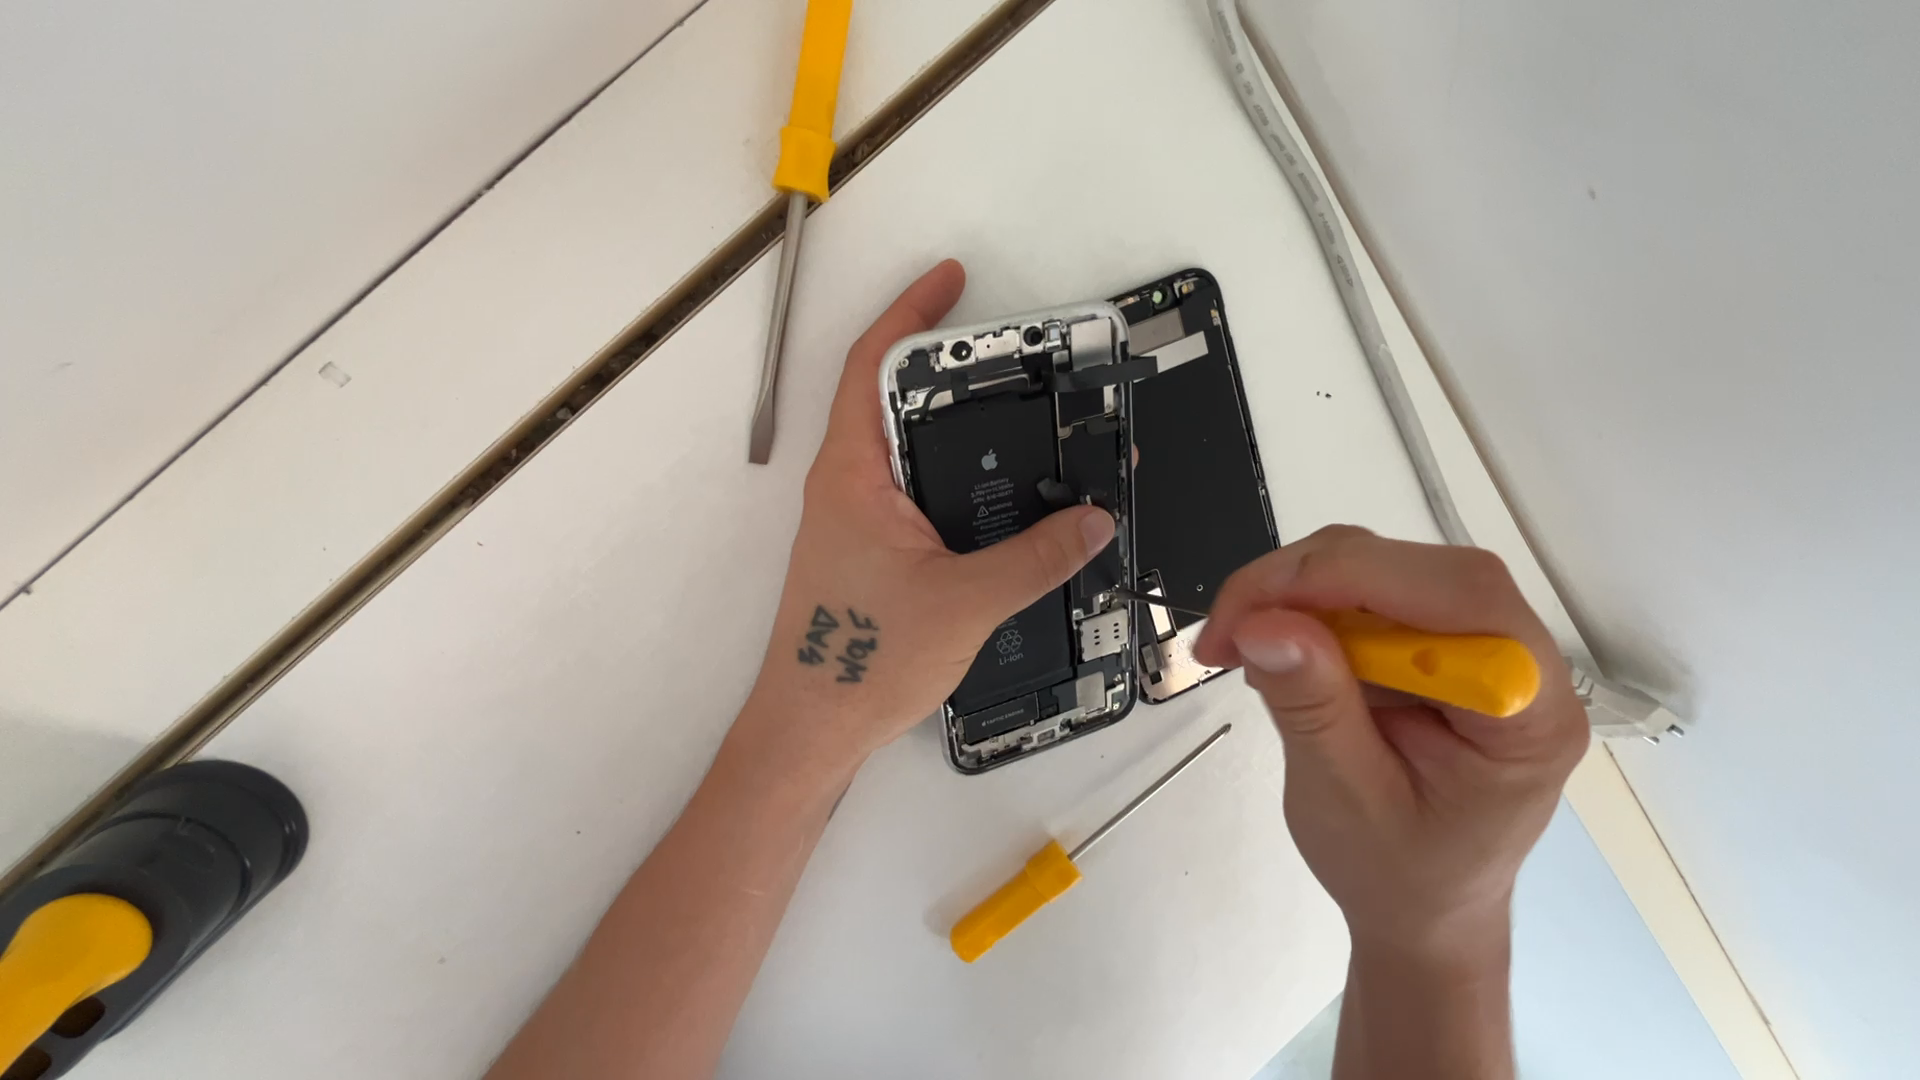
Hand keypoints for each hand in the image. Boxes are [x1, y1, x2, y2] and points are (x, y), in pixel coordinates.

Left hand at [740, 260, 1114, 776]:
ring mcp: (856, 519)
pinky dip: (952, 476)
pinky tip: (997, 495)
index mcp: (852, 474)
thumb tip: (1095, 521)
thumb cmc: (864, 661)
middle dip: (945, 365)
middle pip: (892, 398)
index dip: (910, 313)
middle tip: (1008, 354)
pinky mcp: (870, 550)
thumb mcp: (964, 602)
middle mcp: (848, 485)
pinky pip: (914, 490)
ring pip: (906, 447)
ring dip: (951, 424)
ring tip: (1015, 416)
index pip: (871, 366)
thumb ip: (1036, 558)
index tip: (952, 281)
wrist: (812, 729)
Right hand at [1192, 526, 1587, 956]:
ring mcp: (1467, 642)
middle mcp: (1512, 658)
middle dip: (1300, 583)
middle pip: (1409, 567)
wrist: (1419, 907)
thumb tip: (1262, 623)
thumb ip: (1312, 707)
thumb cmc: (1393, 872)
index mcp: (1527, 711)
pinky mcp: (1425, 639)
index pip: (1460, 597)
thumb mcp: (1344, 799)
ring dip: (1287, 593)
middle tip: (1223, 632)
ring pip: (1371, 565)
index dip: (1354, 577)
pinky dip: (1295, 608)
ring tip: (1234, 647)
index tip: (1255, 612)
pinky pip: (1355, 591)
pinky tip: (1265, 650)